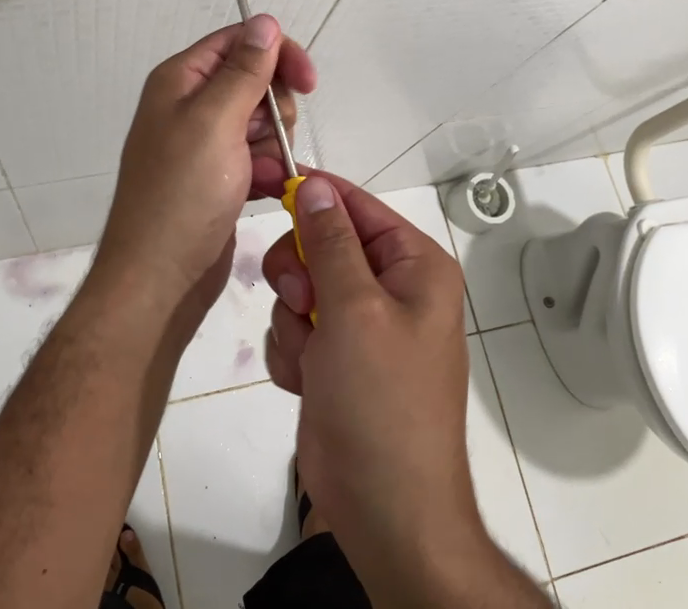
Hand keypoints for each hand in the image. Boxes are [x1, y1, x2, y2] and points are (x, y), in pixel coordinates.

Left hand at [95, 15, 315, 307]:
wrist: (160, 278)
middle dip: (273, 108)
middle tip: (266, 138)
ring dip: (273, 144)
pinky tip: (265, 189)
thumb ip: (244, 70)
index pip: (238, 42)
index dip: (277, 54)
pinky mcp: (218, 177)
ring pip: (261, 122)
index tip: (308, 83)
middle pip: (255, 80)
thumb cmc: (182, 195)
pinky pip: (257, 156)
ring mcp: (204, 145)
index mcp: (180, 81)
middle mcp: (190, 106)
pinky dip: (268, 169)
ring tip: (261, 173)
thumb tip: (266, 20)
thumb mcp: (214, 122)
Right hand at [263, 174, 506, 601]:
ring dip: (294, 322)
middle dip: (301, 274)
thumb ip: (330, 242)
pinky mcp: (334, 360)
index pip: (359, 207)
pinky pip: (294, 330)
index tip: (272, 193)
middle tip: (302, 303)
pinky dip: (292, 353)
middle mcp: (390, 290)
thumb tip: (315, 184)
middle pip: (322, 245)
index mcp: (414, 266)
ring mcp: (360, 327)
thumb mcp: (355, 310)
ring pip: (300, 289)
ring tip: (313, 358)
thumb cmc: (381, 398)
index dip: (316, 199)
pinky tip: (306, 382)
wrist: (384, 503)